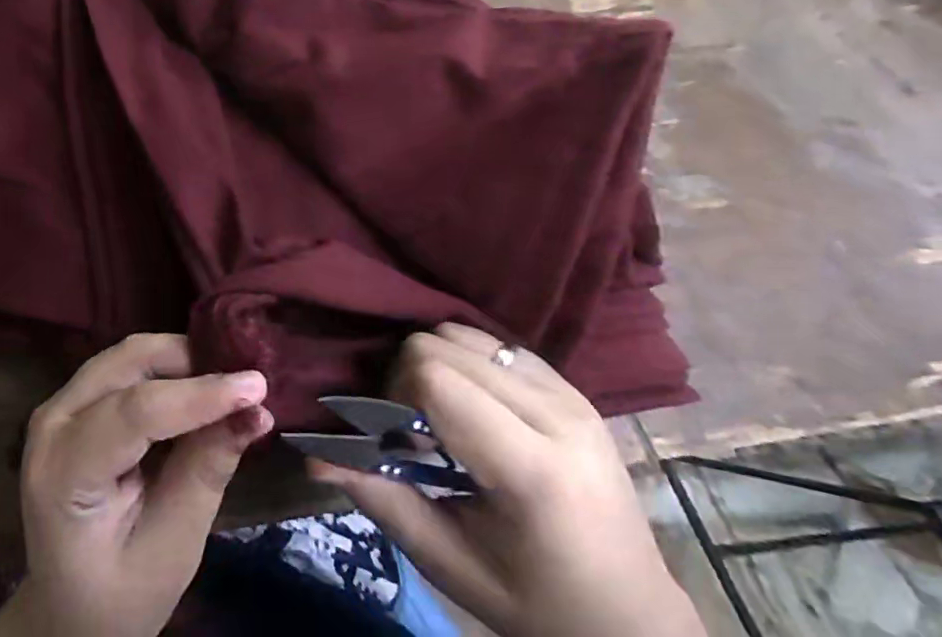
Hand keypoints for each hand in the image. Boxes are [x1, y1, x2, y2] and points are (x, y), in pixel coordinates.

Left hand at [0, 334, 273, 636]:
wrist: (67, 609)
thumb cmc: (118, 594)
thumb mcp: (171, 546)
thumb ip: (206, 471)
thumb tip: (255, 412)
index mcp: (64, 471)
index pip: (136, 410)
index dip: (200, 393)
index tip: (258, 386)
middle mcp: (52, 422)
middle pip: (128, 362)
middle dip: (192, 362)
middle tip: (246, 383)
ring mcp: (58, 407)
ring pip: (128, 355)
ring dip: (181, 361)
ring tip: (229, 386)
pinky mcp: (73, 404)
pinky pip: (124, 368)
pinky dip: (166, 370)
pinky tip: (199, 390)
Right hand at [308, 323, 703, 636]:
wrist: (629, 617)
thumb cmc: (533, 603)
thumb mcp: (448, 561)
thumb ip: (379, 497)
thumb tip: (311, 453)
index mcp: (532, 468)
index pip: (435, 378)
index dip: (393, 394)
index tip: (395, 438)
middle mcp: (557, 414)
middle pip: (443, 344)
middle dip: (407, 376)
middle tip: (412, 430)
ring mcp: (570, 393)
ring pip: (465, 333)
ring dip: (436, 364)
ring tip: (443, 417)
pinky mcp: (573, 386)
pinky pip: (494, 342)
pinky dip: (466, 361)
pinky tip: (472, 407)